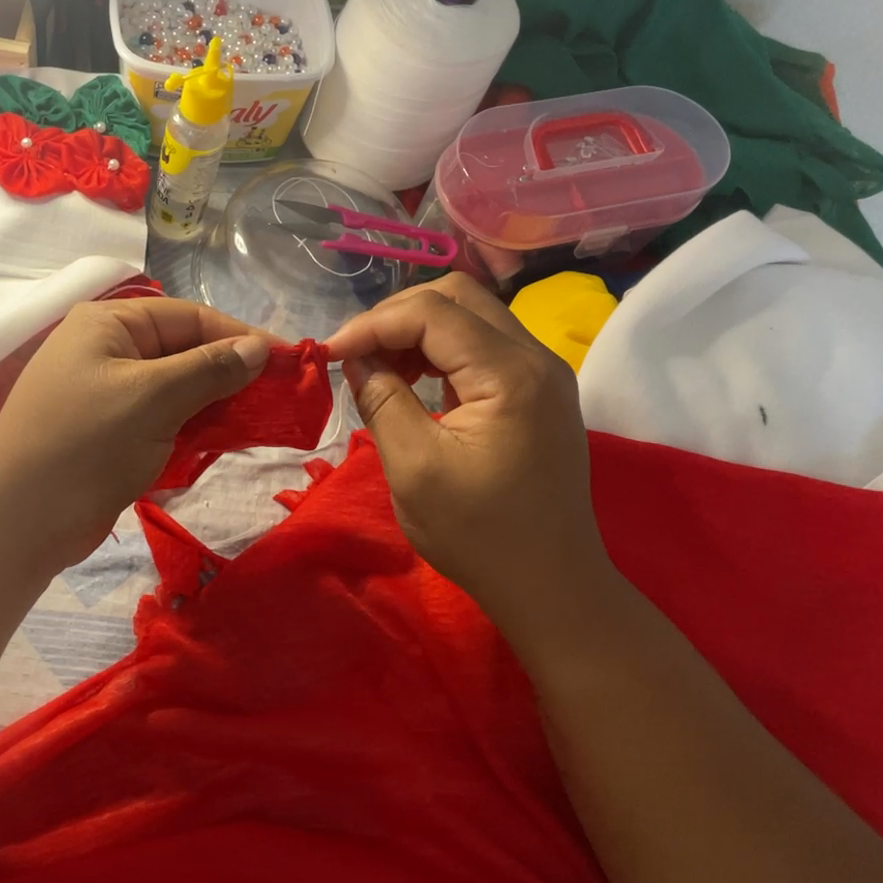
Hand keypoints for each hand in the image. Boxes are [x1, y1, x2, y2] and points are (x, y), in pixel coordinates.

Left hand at [0, 297, 272, 572]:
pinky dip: (190, 429)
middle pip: (183, 351)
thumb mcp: (153, 399)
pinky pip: (160, 419)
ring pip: (175, 388)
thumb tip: (259, 348)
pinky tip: (219, 444)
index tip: (288, 362)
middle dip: (230, 374)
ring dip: (214, 405)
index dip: (241, 337)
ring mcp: (104, 393)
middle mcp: (105, 350)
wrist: (18, 523)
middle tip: (279, 399)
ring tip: (258, 423)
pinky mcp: (107, 432)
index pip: (189, 317)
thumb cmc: (85, 447)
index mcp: (108, 324)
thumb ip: (210, 369)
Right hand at [324, 273, 612, 636]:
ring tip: (378, 370)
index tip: (333, 353)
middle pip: (457, 298)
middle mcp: (535, 358)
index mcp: (511, 374)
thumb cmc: (479, 535)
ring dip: (416, 332)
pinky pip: (481, 346)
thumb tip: (356, 358)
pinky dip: (439, 352)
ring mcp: (541, 373)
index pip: (433, 312)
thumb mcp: (414, 469)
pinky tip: (412, 382)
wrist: (549, 584)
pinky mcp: (536, 392)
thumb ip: (382, 401)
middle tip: (356, 355)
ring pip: (470, 317)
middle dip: (395, 317)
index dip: (374, 324)